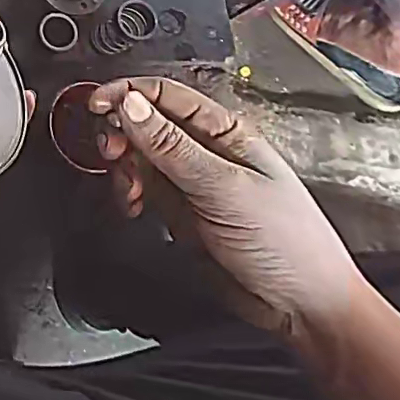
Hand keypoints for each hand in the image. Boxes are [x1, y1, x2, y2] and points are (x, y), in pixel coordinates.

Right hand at [90, 78, 369, 338]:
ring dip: (122, 167)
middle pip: (146, 123)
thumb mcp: (224, 188)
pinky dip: (127, 193)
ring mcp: (190, 181)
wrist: (302, 306)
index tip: (98, 105)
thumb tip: (132, 105)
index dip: (128, 93)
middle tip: (111, 152)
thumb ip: (171, 146)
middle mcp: (205, 150)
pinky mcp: (180, 209)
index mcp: (224, 131)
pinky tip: (132, 205)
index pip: (166, 96)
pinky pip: (142, 187)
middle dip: (121, 132)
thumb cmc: (287, 241)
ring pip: (139, 156)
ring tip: (127, 189)